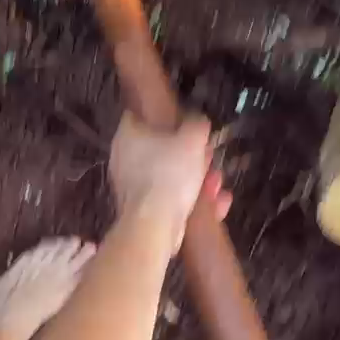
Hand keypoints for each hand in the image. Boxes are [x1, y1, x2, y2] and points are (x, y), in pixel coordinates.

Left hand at [109, 114, 229, 244]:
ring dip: (196, 179)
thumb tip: (197, 122)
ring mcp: (130, 187)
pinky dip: (192, 200)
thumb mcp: (192, 139)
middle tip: (208, 157)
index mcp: (127, 135)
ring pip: (168, 176)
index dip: (166, 116)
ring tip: (216, 184)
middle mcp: (123, 159)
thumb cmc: (169, 173)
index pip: (142, 115)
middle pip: (160, 149)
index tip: (186, 124)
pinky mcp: (141, 210)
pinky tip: (215, 203)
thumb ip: (196, 124)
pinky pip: (169, 199)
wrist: (154, 224)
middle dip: (190, 155)